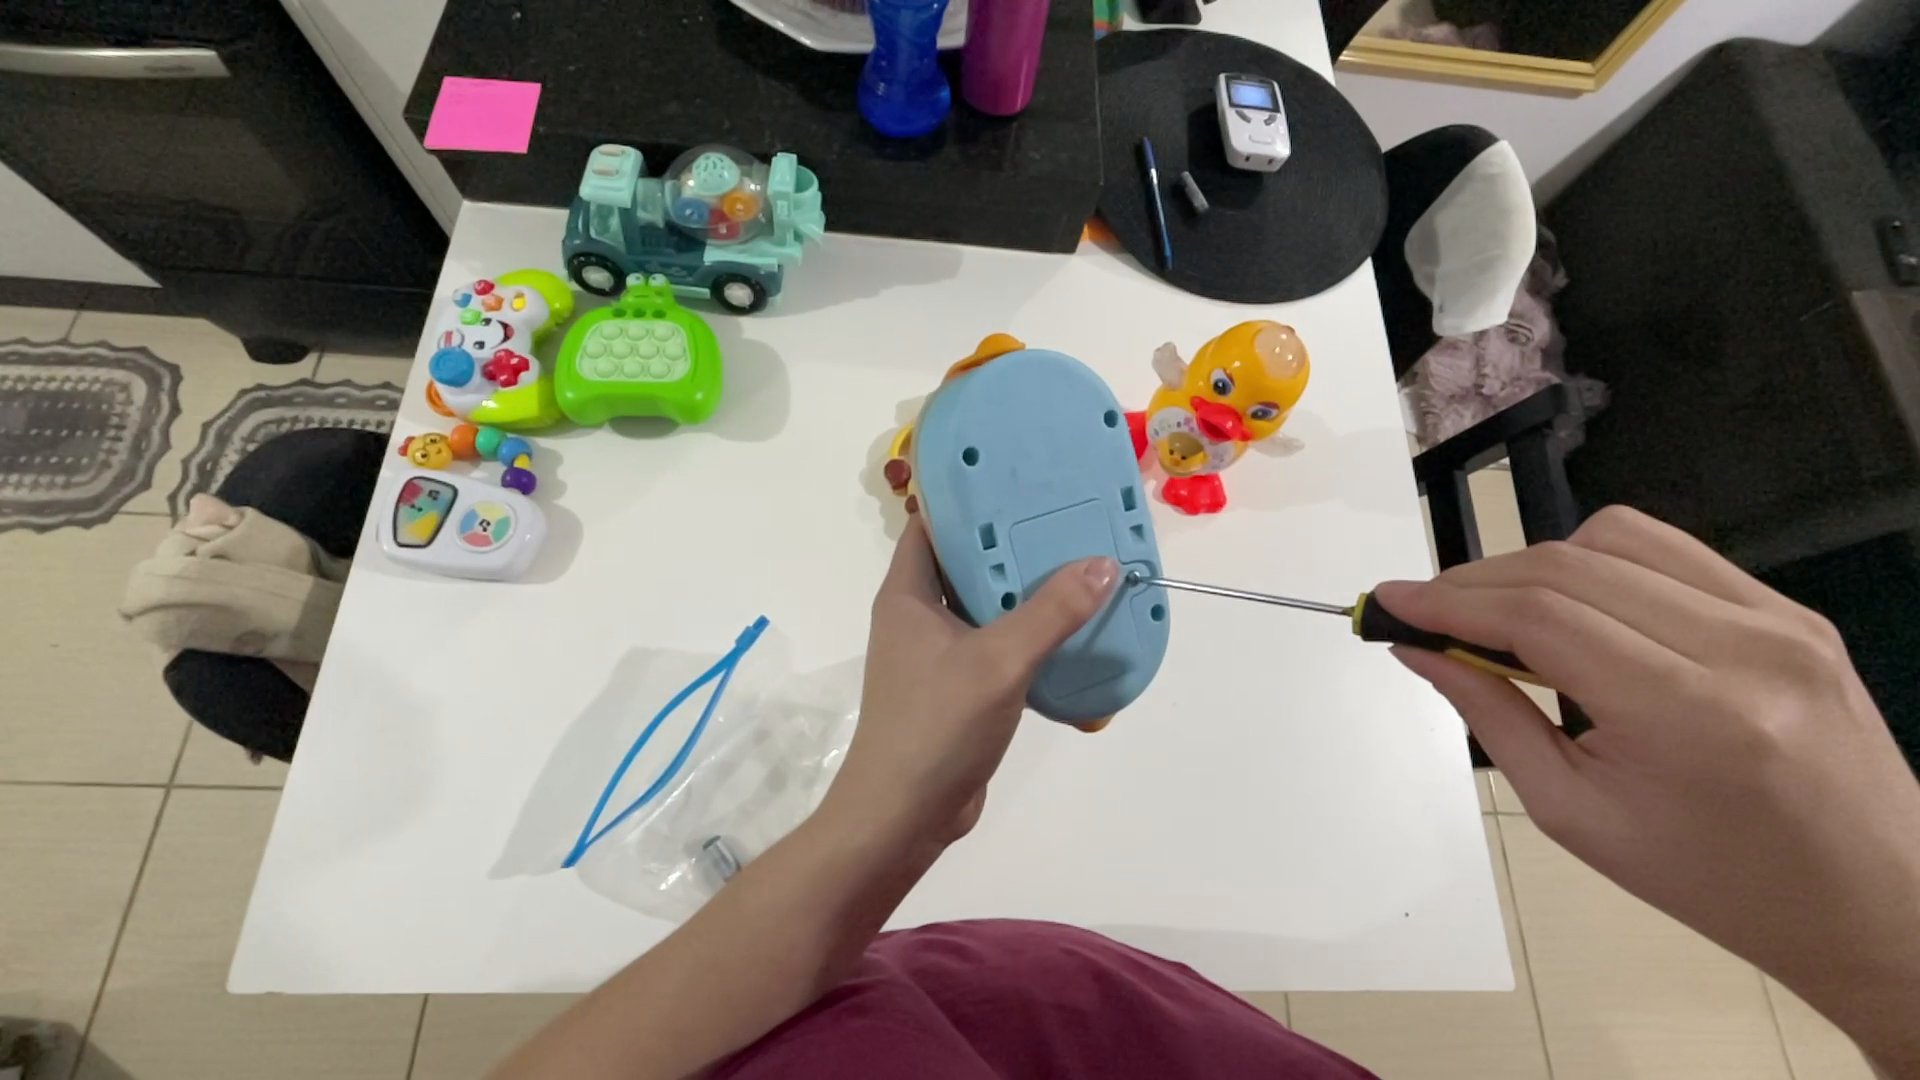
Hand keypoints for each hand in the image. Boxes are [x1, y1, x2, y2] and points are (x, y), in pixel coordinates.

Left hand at [820, 518, 1118, 848]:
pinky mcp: (959, 691)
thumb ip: (1051, 612)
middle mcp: (918, 618)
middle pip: (967, 566)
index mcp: (908, 595)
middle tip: (1068, 526)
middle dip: (1014, 549)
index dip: (968, 501)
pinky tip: (1075, 644)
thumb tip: (1104, 564)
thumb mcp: (999, 660)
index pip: (931, 527)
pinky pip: (998, 653)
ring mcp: (937, 657)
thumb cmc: (936, 724)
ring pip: (987, 612)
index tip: (1018, 484)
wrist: (905, 815)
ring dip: (1029, 600)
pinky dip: (1031, 646)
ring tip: (1082, 574)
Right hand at [1374, 506, 1919, 1071]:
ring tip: (1496, 613)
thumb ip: (1488, 715)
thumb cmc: (1710, 880)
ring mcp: (1777, 618)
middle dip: (1471, 582)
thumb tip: (1416, 649)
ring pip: (1608, 539)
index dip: (1446, 600)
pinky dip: (1590, 559)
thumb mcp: (1572, 813)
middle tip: (1422, 612)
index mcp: (1689, 714)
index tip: (1386, 602)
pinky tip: (1570, 604)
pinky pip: (1661, 547)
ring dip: (1528, 566)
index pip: (1537, 616)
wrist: (1879, 905)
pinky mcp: (1788, 610)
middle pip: (1564, 568)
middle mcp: (1742, 647)